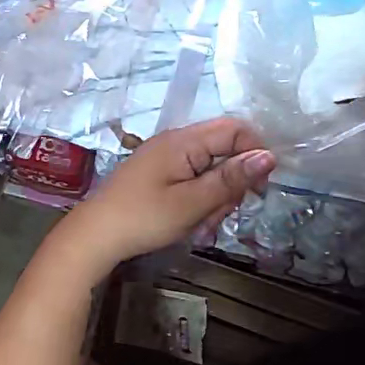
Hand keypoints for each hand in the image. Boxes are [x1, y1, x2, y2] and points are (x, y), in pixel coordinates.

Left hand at [46, 117, 275, 274]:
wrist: (95, 235)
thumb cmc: (144, 218)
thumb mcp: (193, 202)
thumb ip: (231, 178)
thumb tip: (269, 156)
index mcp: (184, 140)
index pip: (236, 129)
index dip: (254, 153)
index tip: (258, 189)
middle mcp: (176, 141)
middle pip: (224, 149)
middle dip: (232, 183)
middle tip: (221, 214)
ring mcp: (166, 157)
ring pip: (210, 168)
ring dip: (216, 197)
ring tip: (202, 224)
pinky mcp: (159, 174)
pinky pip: (193, 179)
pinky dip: (199, 200)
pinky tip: (191, 223)